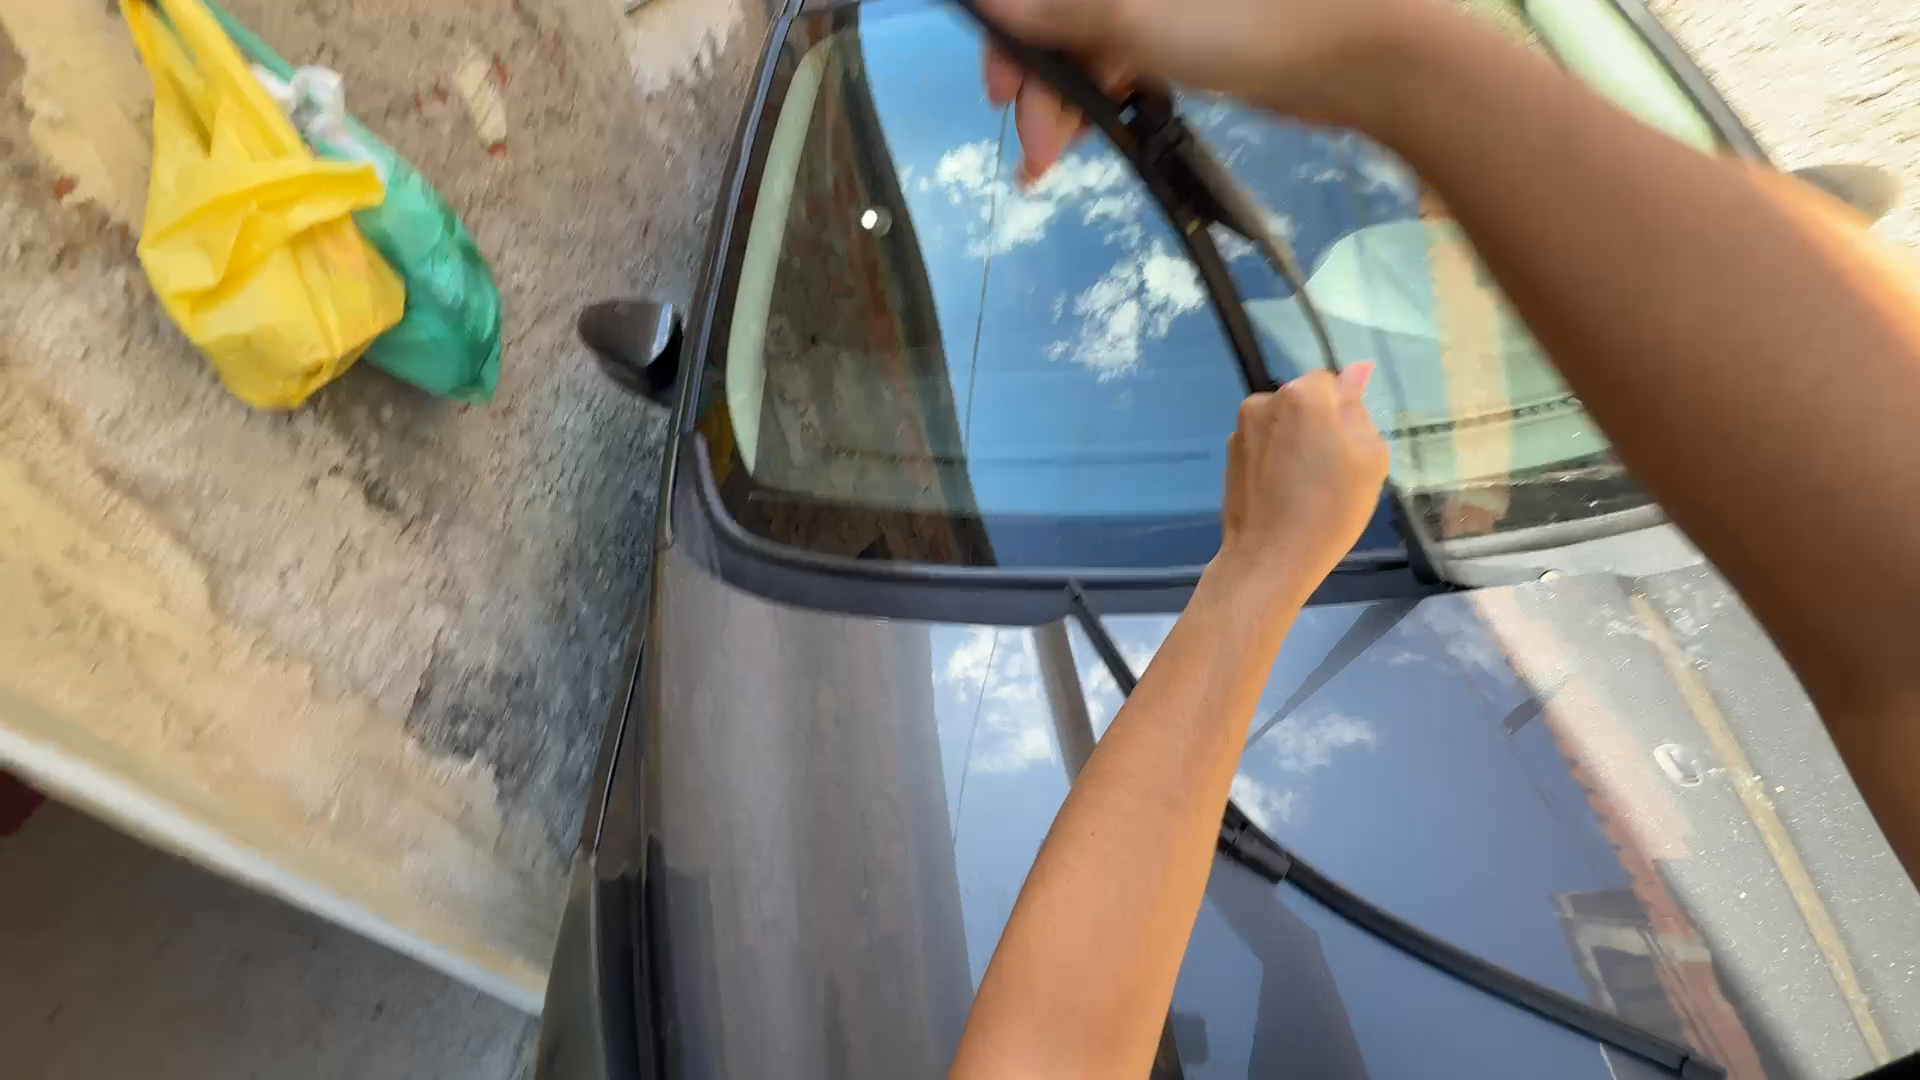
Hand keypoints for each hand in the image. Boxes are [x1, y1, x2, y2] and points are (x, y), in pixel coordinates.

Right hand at [979, 0, 1435, 179]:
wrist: (1353, 54)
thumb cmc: (1248, 21)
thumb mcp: (1135, 17)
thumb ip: (1060, 10)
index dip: (1012, 36)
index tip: (999, 93)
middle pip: (1065, 20)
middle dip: (1041, 86)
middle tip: (1036, 153)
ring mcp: (1160, 1)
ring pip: (1090, 47)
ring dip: (1067, 105)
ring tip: (1051, 162)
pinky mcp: (1183, 30)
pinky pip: (1122, 61)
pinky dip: (1101, 100)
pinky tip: (1088, 137)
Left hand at [1217, 363, 1389, 590]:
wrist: (1270, 556)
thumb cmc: (1331, 508)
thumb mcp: (1368, 457)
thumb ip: (1357, 408)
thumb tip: (1356, 370)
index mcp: (1301, 395)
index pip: (1331, 382)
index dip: (1344, 412)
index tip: (1347, 446)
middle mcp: (1262, 403)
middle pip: (1301, 401)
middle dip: (1316, 423)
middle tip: (1330, 468)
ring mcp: (1240, 431)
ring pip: (1280, 424)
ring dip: (1293, 442)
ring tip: (1304, 485)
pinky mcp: (1228, 457)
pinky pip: (1262, 446)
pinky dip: (1273, 460)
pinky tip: (1282, 492)